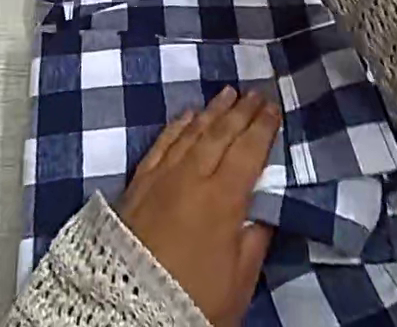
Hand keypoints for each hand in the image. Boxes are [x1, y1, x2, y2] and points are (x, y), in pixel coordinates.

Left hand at [118, 86, 281, 326]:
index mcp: (223, 198)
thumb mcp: (238, 283)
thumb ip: (256, 239)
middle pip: (222, 133)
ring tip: (228, 93)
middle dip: (243, 110)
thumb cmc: (190, 302)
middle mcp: (193, 177)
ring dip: (213, 110)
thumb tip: (265, 207)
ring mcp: (162, 177)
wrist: (121, 319)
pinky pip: (161, 143)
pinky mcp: (137, 185)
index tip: (275, 107)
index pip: (249, 149)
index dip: (264, 126)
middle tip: (257, 92)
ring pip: (193, 132)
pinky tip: (187, 114)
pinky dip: (177, 125)